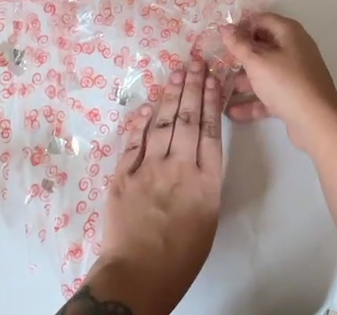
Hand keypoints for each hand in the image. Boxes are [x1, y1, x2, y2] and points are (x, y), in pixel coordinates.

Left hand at [95, 54, 224, 310]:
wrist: (138, 276)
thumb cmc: (180, 256)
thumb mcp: (208, 217)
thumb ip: (206, 181)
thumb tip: (202, 154)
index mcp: (206, 180)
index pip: (211, 129)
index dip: (211, 100)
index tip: (213, 76)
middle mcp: (180, 166)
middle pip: (188, 118)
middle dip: (193, 86)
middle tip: (195, 60)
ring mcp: (150, 168)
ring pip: (162, 122)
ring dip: (170, 94)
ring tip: (177, 72)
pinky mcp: (123, 175)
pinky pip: (134, 141)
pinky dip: (141, 120)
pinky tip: (148, 104)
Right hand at [225, 13, 336, 149]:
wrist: (316, 121)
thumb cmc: (286, 82)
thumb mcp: (258, 61)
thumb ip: (239, 45)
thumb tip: (225, 27)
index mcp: (289, 33)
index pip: (262, 20)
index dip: (241, 26)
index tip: (221, 37)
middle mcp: (294, 49)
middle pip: (263, 46)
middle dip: (240, 56)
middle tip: (218, 63)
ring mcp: (295, 74)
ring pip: (265, 72)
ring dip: (243, 80)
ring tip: (220, 89)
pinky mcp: (293, 96)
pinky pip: (269, 94)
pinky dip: (253, 101)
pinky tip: (232, 111)